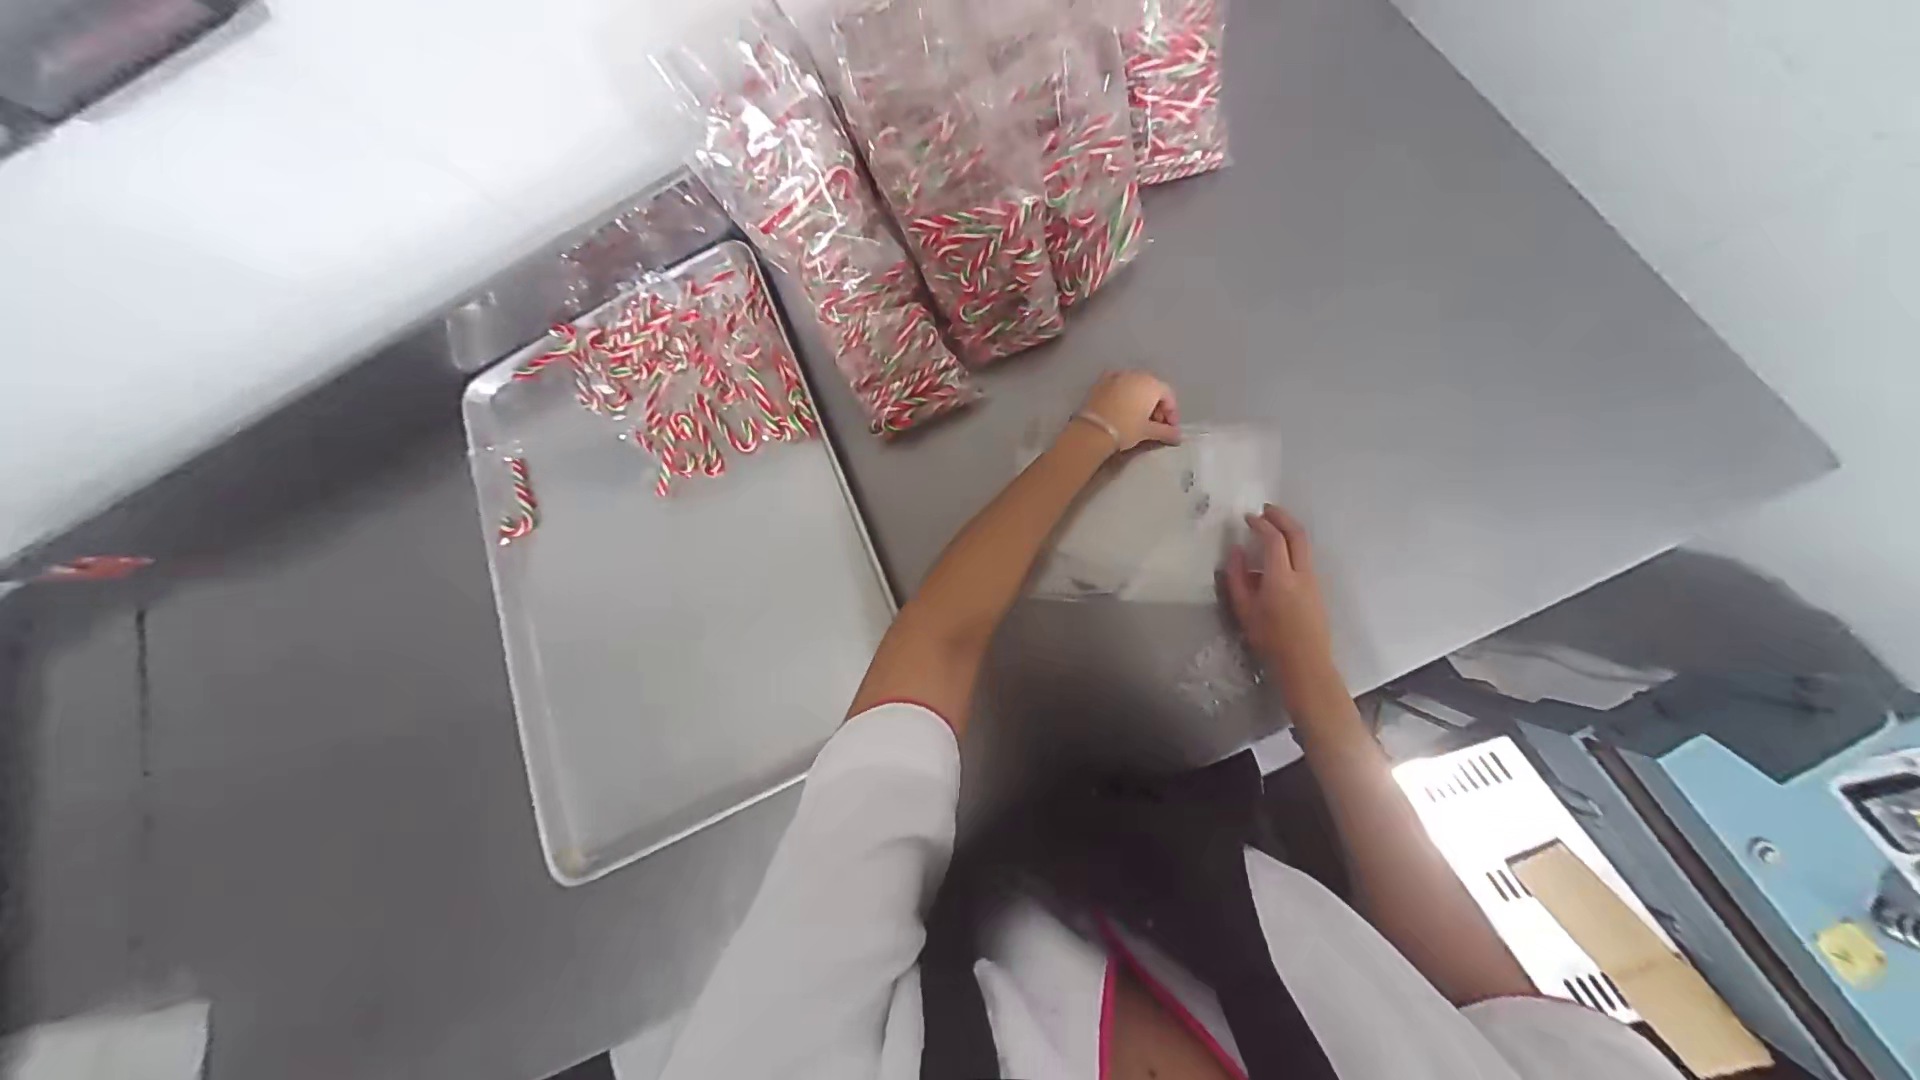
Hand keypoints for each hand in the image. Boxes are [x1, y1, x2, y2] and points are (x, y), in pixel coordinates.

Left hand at [1073, 371, 1181, 452]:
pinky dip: (1123, 393)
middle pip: (1152, 388)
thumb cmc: (1125, 429)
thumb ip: (1166, 432)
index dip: (1172, 413)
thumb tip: (1178, 436)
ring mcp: (1117, 375)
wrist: (1092, 431)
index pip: (1169, 396)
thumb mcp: (1147, 431)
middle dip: (1156, 406)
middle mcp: (1136, 374)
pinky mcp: (1101, 381)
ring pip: (1135, 385)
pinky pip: (1118, 384)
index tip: (1170, 429)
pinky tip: (1121, 406)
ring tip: (1138, 417)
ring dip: (1140, 399)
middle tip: (1154, 424)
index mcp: (1152, 384)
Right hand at [1224, 504, 1336, 686]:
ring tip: (1271, 527)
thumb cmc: (1269, 638)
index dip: (1260, 524)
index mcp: (1281, 577)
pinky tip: (1277, 555)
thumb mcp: (1244, 609)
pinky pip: (1305, 558)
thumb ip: (1237, 577)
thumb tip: (1235, 552)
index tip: (1247, 518)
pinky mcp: (1317, 588)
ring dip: (1288, 530)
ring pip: (1305, 545)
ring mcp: (1314, 580)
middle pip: (1297, 534)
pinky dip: (1292, 546)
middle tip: (1266, 510)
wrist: (1305, 662)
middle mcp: (1302, 573)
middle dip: (1282, 517)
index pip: (1273, 539)